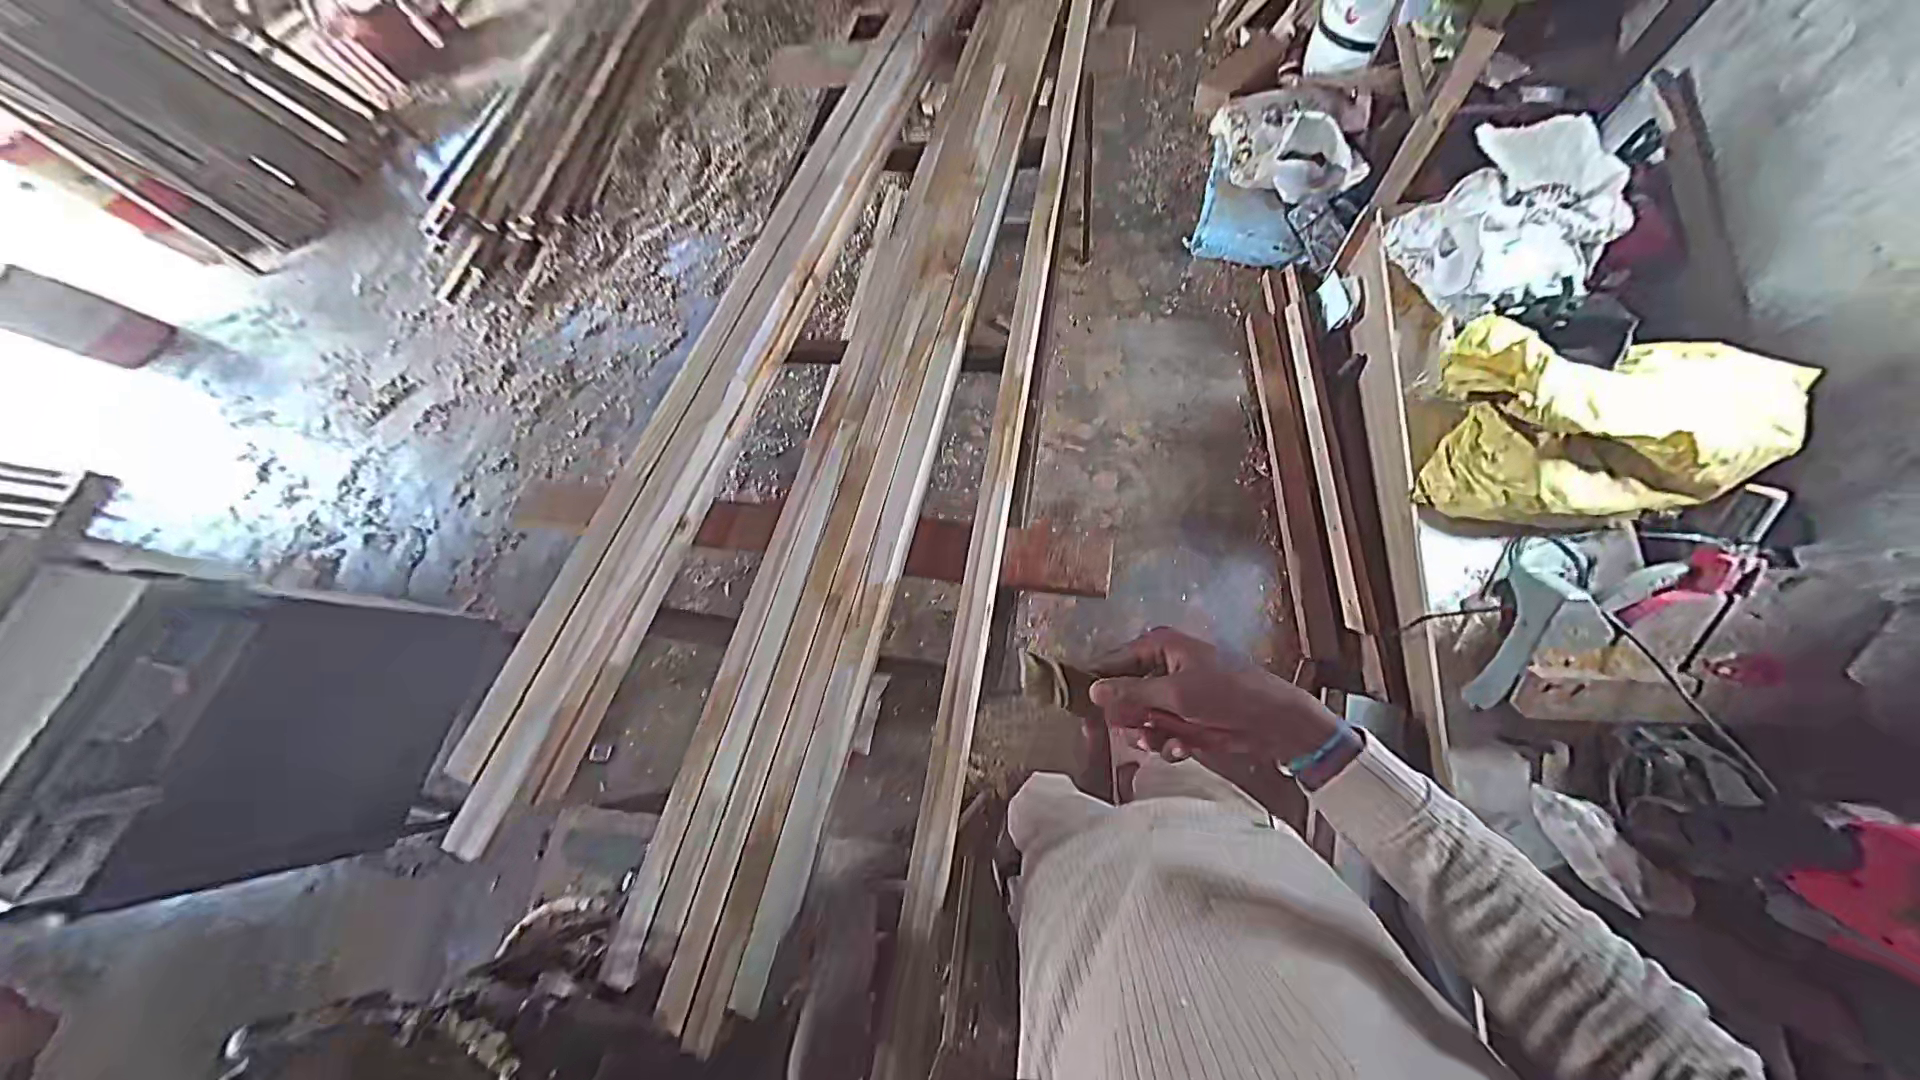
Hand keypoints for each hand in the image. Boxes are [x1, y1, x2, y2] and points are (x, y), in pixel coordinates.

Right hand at [1087, 628, 1342, 767]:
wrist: (1275, 723)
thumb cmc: (1226, 693)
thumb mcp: (1175, 692)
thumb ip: (1131, 693)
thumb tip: (1092, 690)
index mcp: (1158, 646)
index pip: (1113, 662)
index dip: (1098, 685)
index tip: (1081, 709)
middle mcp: (1161, 666)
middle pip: (1122, 693)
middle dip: (1126, 717)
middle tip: (1128, 732)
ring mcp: (1172, 694)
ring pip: (1139, 717)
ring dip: (1146, 733)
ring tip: (1160, 742)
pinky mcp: (1183, 719)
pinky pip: (1159, 731)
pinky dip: (1166, 742)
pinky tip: (1179, 748)